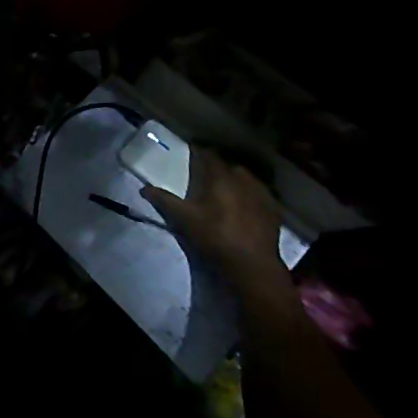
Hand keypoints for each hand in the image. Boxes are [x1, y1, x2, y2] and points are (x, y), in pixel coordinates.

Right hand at [141, 148, 281, 271]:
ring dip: (236, 182)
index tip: (191, 153)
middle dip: (218, 169)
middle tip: (206, 178)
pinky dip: (250, 197)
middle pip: (229, 166)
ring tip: (226, 193)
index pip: (209, 156)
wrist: (252, 265)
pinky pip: (259, 195)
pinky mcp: (273, 211)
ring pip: (247, 180)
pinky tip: (245, 209)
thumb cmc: (214, 236)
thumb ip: (164, 201)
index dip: (199, 153)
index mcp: (220, 177)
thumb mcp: (184, 219)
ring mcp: (262, 195)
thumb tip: (144, 188)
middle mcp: (243, 180)